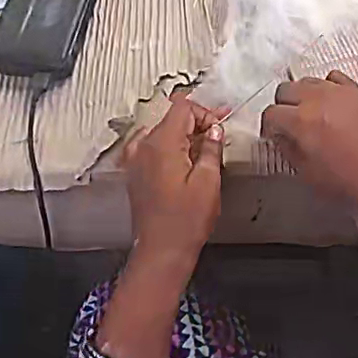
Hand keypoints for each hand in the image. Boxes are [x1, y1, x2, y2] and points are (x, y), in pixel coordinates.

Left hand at [123, 95, 223, 266]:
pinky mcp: (136, 175)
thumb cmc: (183, 222)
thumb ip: (211, 149)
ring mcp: (137, 162)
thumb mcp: (208, 181)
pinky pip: (153, 150)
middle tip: (218, 131)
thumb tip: (215, 131)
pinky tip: (185, 161)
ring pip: (162, 133)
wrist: (162, 250)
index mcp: (161, 145)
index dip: (205, 112)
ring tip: (205, 147)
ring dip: (184, 135)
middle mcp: (143, 148)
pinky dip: (171, 149)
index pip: (182, 108)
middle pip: (171, 118)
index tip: (220, 124)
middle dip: (197, 122)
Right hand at [260, 71, 357, 210]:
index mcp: (301, 121)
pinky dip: (325, 87)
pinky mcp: (356, 90)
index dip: (269, 126)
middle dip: (282, 107)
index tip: (273, 134)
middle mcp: (317, 99)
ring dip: (302, 96)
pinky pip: (332, 79)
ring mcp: (338, 91)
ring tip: (308, 113)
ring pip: (306, 81)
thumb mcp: (308, 173)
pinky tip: (328, 103)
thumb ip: (288, 149)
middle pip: (285, 90)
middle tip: (287, 123)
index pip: (271, 113)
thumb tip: (281, 137)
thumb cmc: (351, 179)